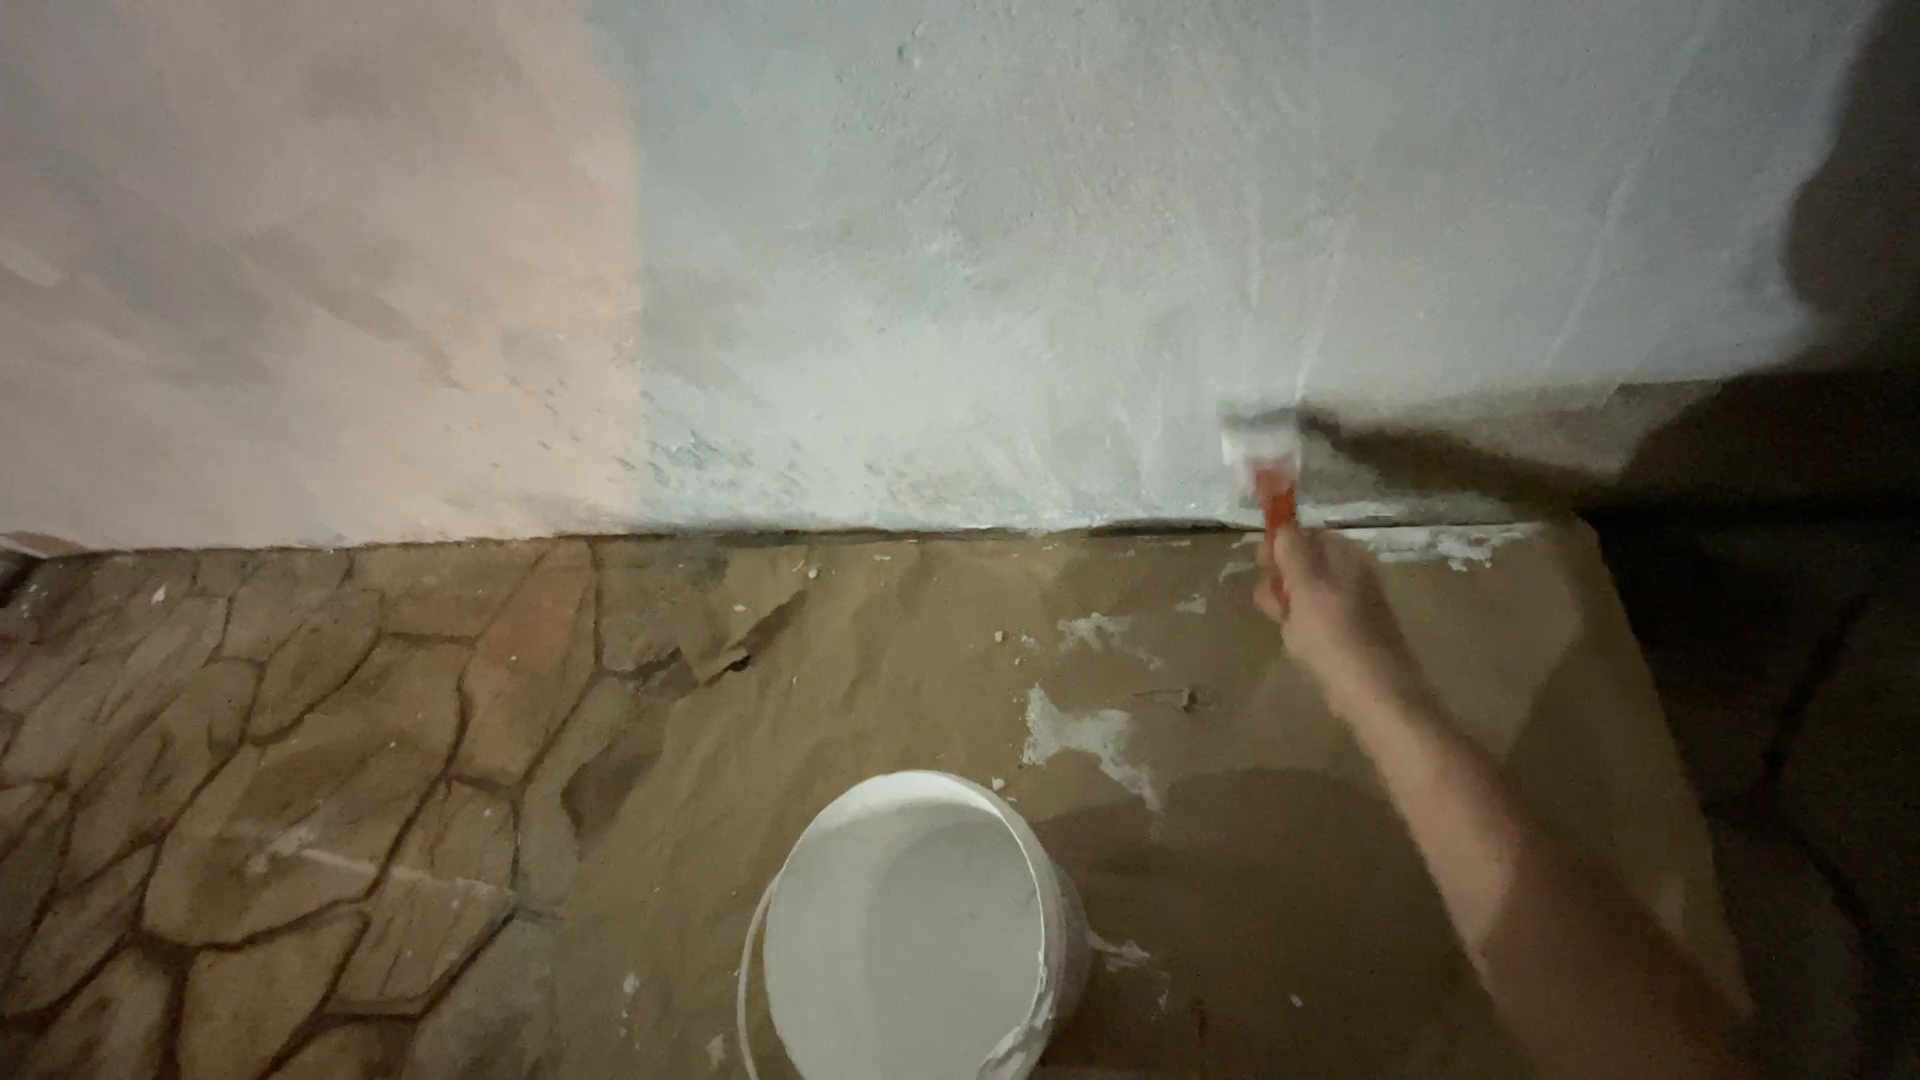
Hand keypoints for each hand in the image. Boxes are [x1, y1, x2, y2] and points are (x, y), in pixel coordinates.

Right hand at [1255, 527, 1432, 718]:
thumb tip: (1283, 523)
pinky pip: (1310, 618)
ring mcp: (1348, 604)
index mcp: (1346, 557)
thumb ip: (1292, 551)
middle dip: (1278, 580)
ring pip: (1300, 593)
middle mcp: (1349, 574)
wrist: (1375, 695)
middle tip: (1276, 604)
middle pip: (1299, 563)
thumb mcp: (1306, 587)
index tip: (1261, 564)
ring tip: (1288, 629)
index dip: (1279, 545)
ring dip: (1284, 606)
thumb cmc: (1335, 637)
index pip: (1305, 534)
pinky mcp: (1344, 632)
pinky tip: (1300, 645)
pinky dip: (1298, 627)